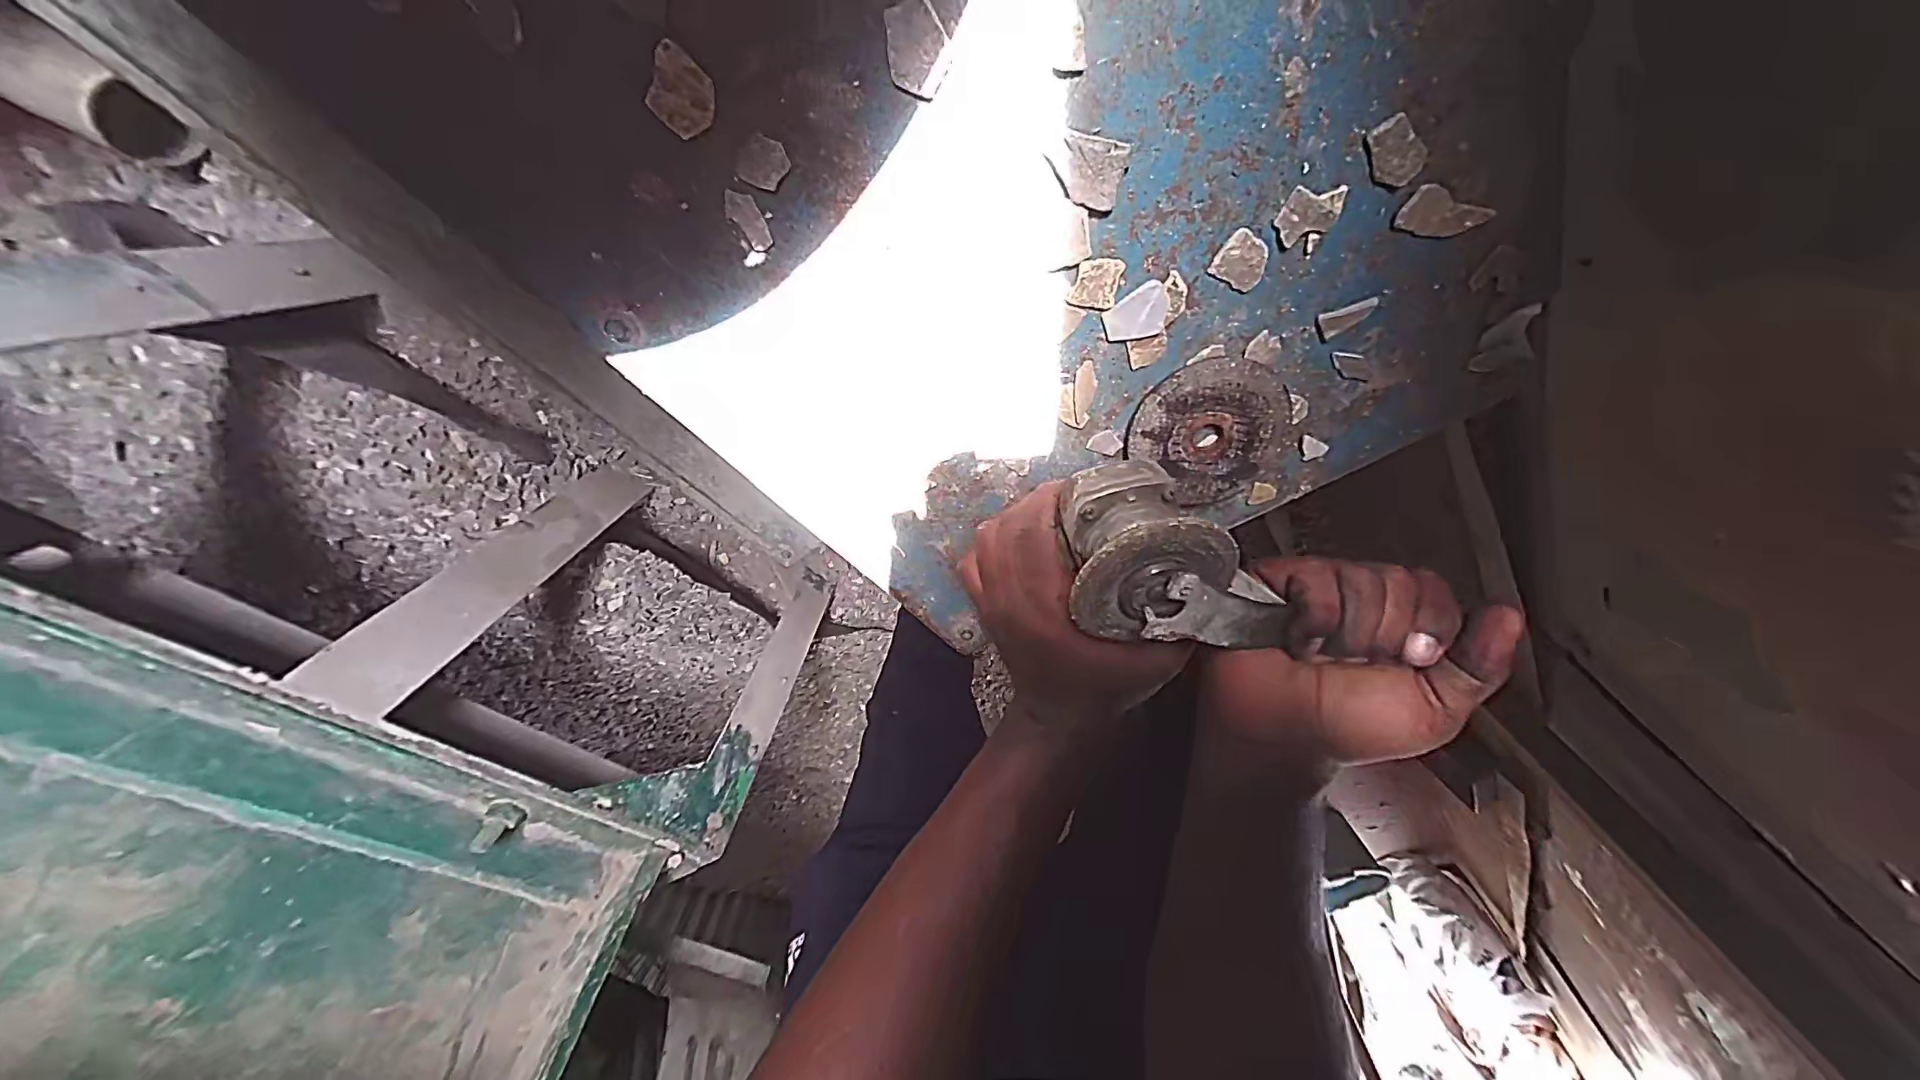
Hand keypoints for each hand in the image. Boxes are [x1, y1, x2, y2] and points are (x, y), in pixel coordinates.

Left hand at [959, 481, 1192, 733]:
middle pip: (1008, 526)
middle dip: (1041, 500)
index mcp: (1041, 608)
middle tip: (1076, 495)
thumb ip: (1180, 618)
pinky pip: (975, 555)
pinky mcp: (982, 603)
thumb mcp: (1155, 660)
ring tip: (1054, 508)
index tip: (1085, 489)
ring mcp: (988, 601)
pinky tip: (1022, 533)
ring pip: (987, 535)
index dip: (1054, 499)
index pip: (1031, 532)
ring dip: (1019, 513)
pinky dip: (995, 536)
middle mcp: (1006, 600)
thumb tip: (1204, 572)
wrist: (1058, 717)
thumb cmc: (1106, 687)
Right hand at [1198, 557, 1524, 765]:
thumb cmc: (1340, 729)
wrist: (1276, 736)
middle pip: (1402, 581)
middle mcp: (1357, 603)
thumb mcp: (1431, 712)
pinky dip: (1313, 618)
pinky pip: (1318, 579)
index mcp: (1396, 627)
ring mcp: (1316, 588)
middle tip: (1358, 664)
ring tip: (1321, 658)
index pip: (1434, 590)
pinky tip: (1297, 641)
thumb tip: (1507, 618)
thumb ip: (1476, 668)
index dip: (1432, 625)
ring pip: (1364, 579)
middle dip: (1388, 634)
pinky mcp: (1278, 581)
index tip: (1413, 661)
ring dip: (1348, 633)